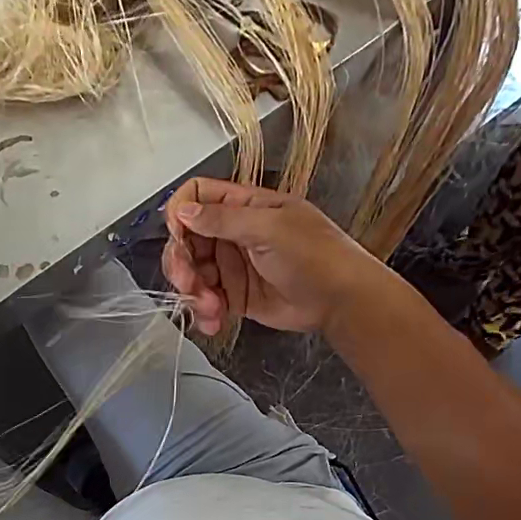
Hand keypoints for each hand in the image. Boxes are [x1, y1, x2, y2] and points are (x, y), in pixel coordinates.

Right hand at [161, 178, 389, 335]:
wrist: (341, 300)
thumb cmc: (316, 254)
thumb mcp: (270, 227)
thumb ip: (224, 219)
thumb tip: (185, 211)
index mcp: (244, 206)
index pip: (198, 197)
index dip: (181, 214)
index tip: (179, 236)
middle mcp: (234, 234)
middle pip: (188, 240)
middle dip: (182, 263)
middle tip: (188, 284)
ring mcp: (235, 266)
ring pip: (194, 273)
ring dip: (193, 293)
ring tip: (210, 309)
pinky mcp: (237, 296)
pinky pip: (208, 301)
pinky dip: (204, 313)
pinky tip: (213, 322)